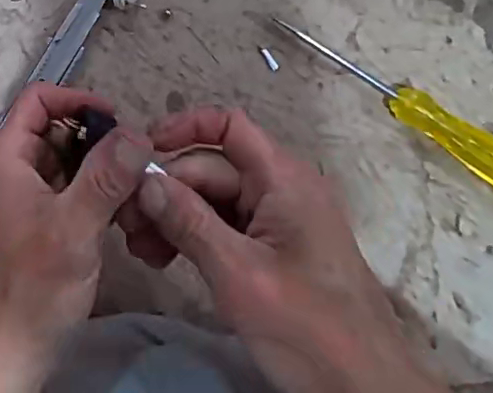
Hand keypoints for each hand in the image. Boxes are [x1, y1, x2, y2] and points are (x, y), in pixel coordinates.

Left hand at [0, 84, 152, 388]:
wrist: (16, 351)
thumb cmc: (34, 286)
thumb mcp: (73, 227)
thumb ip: (104, 177)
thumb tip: (137, 132)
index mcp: (12, 157)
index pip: (39, 98)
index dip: (75, 98)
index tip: (112, 119)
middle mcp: (23, 166)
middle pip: (65, 124)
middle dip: (100, 136)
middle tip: (134, 159)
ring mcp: (40, 191)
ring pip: (79, 153)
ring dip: (109, 164)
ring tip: (135, 186)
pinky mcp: (57, 213)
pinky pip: (86, 181)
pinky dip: (108, 187)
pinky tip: (127, 209)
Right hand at [118, 108, 446, 392]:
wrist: (368, 391)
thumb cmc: (308, 326)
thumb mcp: (240, 275)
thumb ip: (191, 224)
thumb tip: (146, 181)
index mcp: (283, 177)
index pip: (229, 126)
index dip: (185, 126)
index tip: (143, 150)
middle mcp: (281, 187)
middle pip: (215, 169)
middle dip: (169, 188)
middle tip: (124, 221)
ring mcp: (279, 220)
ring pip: (217, 200)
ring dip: (176, 216)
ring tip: (138, 248)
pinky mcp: (275, 250)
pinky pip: (228, 228)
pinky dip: (196, 238)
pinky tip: (165, 258)